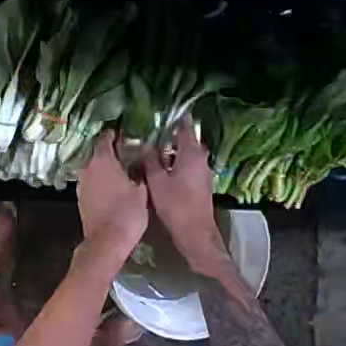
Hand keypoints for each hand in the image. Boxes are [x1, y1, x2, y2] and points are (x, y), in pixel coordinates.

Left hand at [75, 130, 148, 274]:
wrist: (106, 241)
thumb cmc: (127, 213)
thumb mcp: (141, 191)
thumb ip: (139, 173)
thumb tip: (140, 164)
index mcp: (102, 160)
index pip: (105, 138)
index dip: (113, 135)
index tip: (122, 134)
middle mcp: (87, 168)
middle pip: (97, 153)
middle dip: (110, 152)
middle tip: (126, 154)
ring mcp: (81, 183)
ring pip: (93, 169)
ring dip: (104, 168)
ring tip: (120, 171)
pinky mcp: (80, 198)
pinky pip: (91, 183)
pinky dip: (100, 182)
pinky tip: (111, 188)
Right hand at [143, 120, 229, 278]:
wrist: (195, 234)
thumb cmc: (176, 205)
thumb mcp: (157, 180)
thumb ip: (150, 160)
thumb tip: (143, 145)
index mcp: (191, 154)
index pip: (185, 128)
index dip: (176, 118)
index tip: (164, 111)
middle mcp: (200, 160)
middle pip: (186, 141)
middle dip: (170, 136)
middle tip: (151, 131)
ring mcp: (202, 173)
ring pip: (186, 154)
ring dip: (172, 151)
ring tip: (151, 148)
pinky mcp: (200, 184)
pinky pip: (187, 166)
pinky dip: (175, 163)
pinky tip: (160, 168)